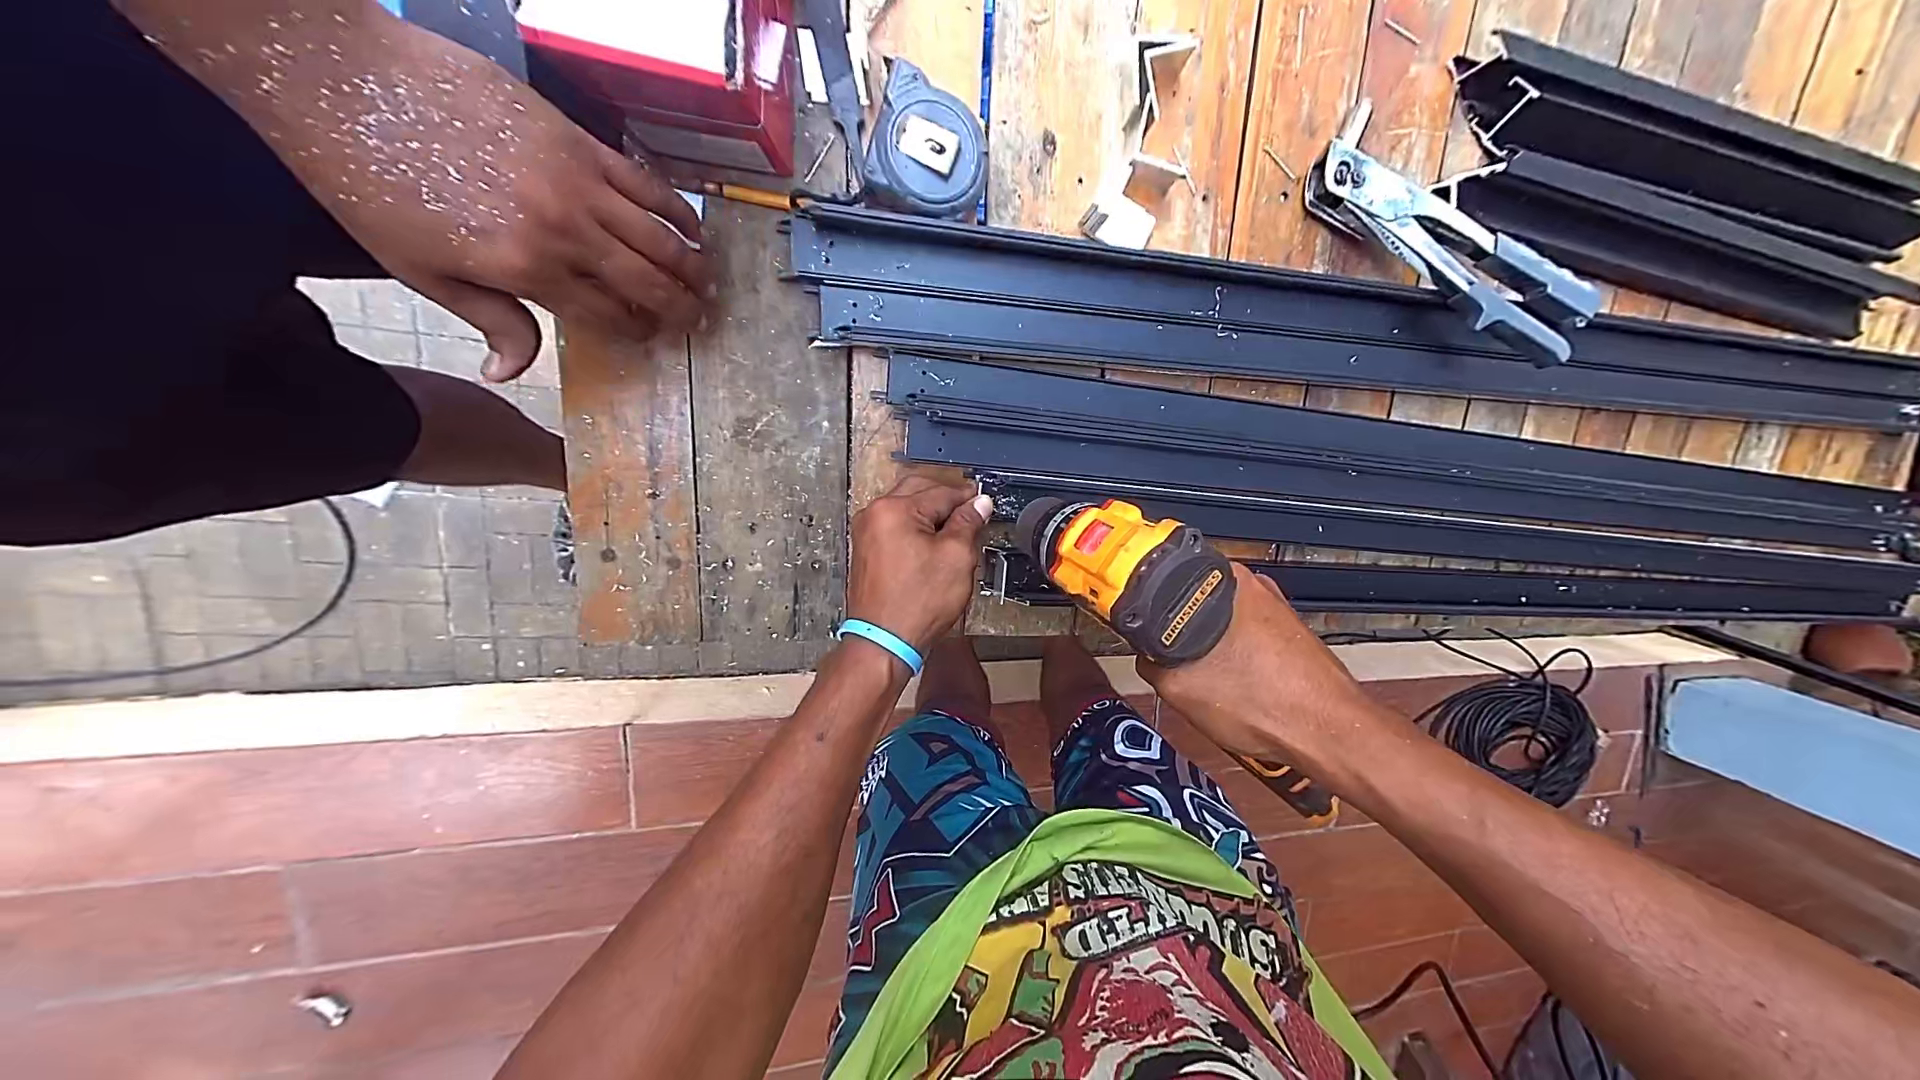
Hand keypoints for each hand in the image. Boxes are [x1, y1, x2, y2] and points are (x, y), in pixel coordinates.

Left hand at [131, 1, 712, 381]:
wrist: (339, 75)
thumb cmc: (369, 181)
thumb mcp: (421, 271)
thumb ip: (487, 320)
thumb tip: (510, 373)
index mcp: (529, 271)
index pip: (608, 316)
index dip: (638, 333)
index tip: (654, 340)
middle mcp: (567, 233)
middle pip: (648, 284)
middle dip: (681, 310)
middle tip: (699, 323)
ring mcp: (579, 184)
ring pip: (660, 238)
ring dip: (693, 268)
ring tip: (710, 286)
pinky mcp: (580, 143)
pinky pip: (647, 184)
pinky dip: (677, 211)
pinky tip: (693, 230)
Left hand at [846, 477, 993, 652]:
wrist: (885, 641)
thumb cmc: (914, 606)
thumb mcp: (956, 558)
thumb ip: (968, 523)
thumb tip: (979, 505)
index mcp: (894, 510)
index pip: (941, 492)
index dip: (968, 498)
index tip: (983, 504)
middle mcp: (874, 515)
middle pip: (919, 491)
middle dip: (947, 499)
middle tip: (972, 512)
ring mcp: (866, 533)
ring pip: (905, 507)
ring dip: (930, 513)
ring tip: (955, 530)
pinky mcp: (866, 550)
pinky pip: (895, 526)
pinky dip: (915, 528)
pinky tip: (933, 543)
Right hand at [1137, 565, 1381, 768]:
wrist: (1329, 735)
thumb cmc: (1271, 705)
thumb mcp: (1179, 688)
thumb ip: (1151, 663)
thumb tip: (1145, 655)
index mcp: (1229, 581)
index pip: (1167, 578)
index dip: (1149, 610)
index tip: (1147, 633)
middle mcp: (1256, 587)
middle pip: (1193, 604)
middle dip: (1181, 634)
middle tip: (1181, 665)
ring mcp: (1276, 611)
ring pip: (1219, 625)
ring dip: (1210, 649)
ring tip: (1213, 681)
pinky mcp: (1288, 636)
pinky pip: (1244, 642)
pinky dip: (1235, 662)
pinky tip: (1236, 689)